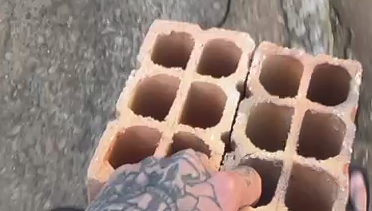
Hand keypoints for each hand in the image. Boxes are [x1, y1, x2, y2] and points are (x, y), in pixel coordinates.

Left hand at [90, 151, 264, 210]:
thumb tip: (236, 207)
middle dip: (202, 190)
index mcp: (219, 188)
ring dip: (170, 190)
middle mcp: (190, 167)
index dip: (245, 197)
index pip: (250, 181)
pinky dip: (143, 194)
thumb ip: (226, 208)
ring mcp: (154, 166)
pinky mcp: (122, 175)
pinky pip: (141, 180)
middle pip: (205, 171)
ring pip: (170, 173)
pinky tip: (136, 210)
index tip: (240, 208)